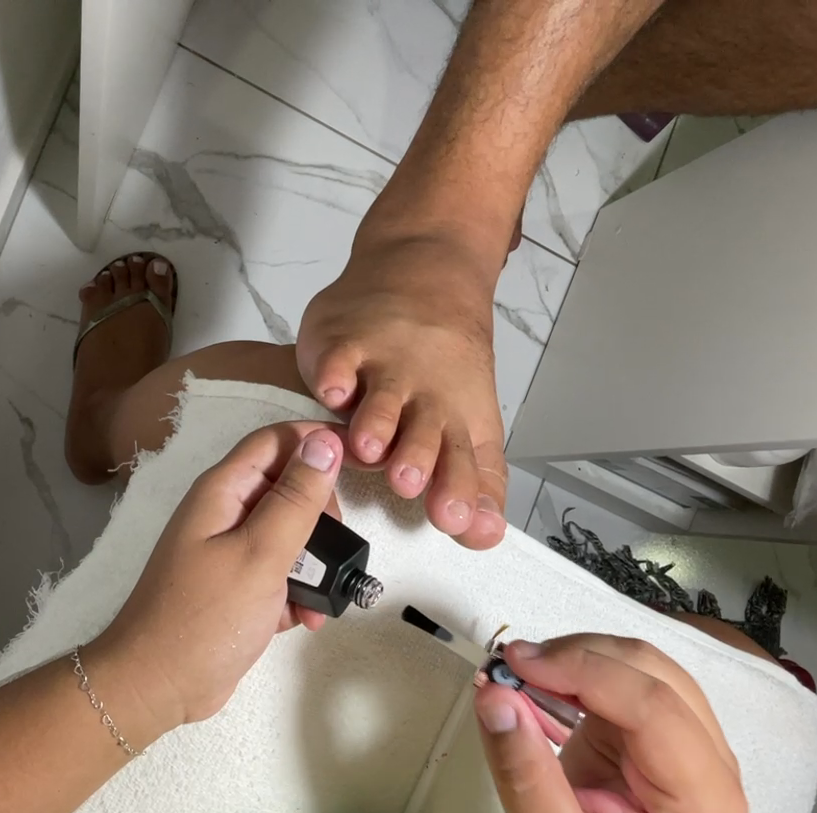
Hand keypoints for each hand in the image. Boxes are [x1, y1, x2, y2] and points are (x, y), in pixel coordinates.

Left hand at [86, 422, 346, 734]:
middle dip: (321, 516)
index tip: (363, 457)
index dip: (318, 441)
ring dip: (314, 565)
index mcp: (223, 491)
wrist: (159, 686)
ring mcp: (231, 552)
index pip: (276, 441)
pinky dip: (297, 594)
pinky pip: (280, 575)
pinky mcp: (239, 588)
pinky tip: (303, 620)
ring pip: (290, 537)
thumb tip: (324, 443)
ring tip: (322, 599)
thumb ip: (295, 500)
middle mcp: (226, 513)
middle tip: (336, 549)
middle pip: (288, 489)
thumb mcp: (260, 554)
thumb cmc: (206, 616)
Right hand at [297, 230, 507, 549]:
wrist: (423, 272)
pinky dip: (334, 374)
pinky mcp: (347, 344)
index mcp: (455, 422)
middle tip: (407, 481)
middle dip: (417, 458)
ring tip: (368, 447)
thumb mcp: (469, 422)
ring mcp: (385, 368)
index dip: (458, 492)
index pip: (462, 462)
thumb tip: (484, 535)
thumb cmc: (443, 362)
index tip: (454, 519)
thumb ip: (471, 483)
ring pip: (382, 400)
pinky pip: (339, 359)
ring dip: (376, 423)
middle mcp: (424, 398)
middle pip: (423, 434)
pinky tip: (332, 391)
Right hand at [475, 635, 746, 812]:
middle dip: (577, 655)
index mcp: (703, 800)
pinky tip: (538, 680)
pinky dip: (576, 666)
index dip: (584, 671)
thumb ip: (523, 773)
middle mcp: (712, 760)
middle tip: (507, 665)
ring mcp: (691, 737)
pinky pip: (623, 673)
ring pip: (639, 662)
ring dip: (576, 654)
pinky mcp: (660, 724)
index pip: (653, 707)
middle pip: (652, 672)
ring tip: (517, 672)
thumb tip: (494, 695)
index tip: (513, 663)